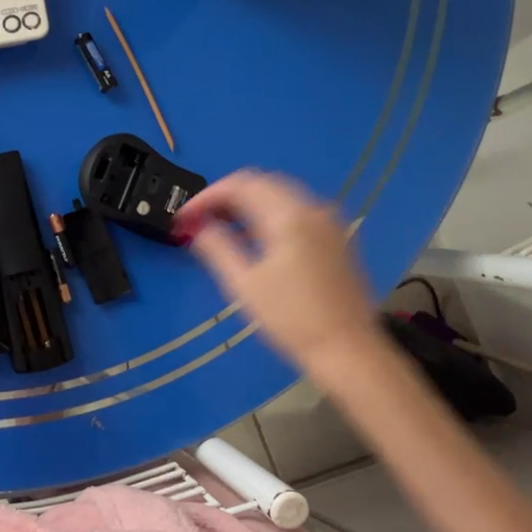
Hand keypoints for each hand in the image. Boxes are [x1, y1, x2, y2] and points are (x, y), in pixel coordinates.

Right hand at [175, 169, 378, 370]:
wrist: (347, 348)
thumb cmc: (291, 318)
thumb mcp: (243, 284)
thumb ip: (216, 247)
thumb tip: (197, 227)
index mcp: (289, 216)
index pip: (241, 185)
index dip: (206, 196)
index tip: (184, 218)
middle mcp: (312, 209)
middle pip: (261, 184)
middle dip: (225, 198)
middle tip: (197, 221)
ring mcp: (328, 223)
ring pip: (279, 196)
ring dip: (246, 205)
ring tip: (218, 229)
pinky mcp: (335, 238)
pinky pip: (295, 211)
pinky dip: (267, 215)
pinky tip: (251, 238)